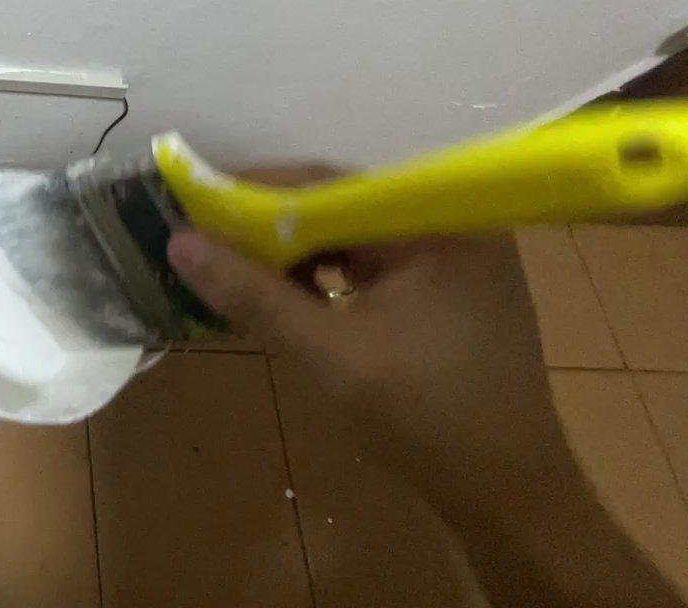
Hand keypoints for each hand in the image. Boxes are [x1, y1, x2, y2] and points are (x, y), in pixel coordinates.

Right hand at [166, 170, 576, 516]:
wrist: (510, 501)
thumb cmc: (428, 422)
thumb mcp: (330, 356)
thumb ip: (254, 296)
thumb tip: (177, 241)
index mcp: (436, 228)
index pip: (327, 185)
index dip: (254, 194)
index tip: (192, 209)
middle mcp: (445, 226)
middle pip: (335, 204)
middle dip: (268, 224)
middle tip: (206, 239)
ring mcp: (444, 255)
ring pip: (343, 230)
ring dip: (289, 248)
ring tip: (235, 265)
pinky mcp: (435, 284)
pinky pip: (360, 257)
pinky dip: (317, 270)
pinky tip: (284, 290)